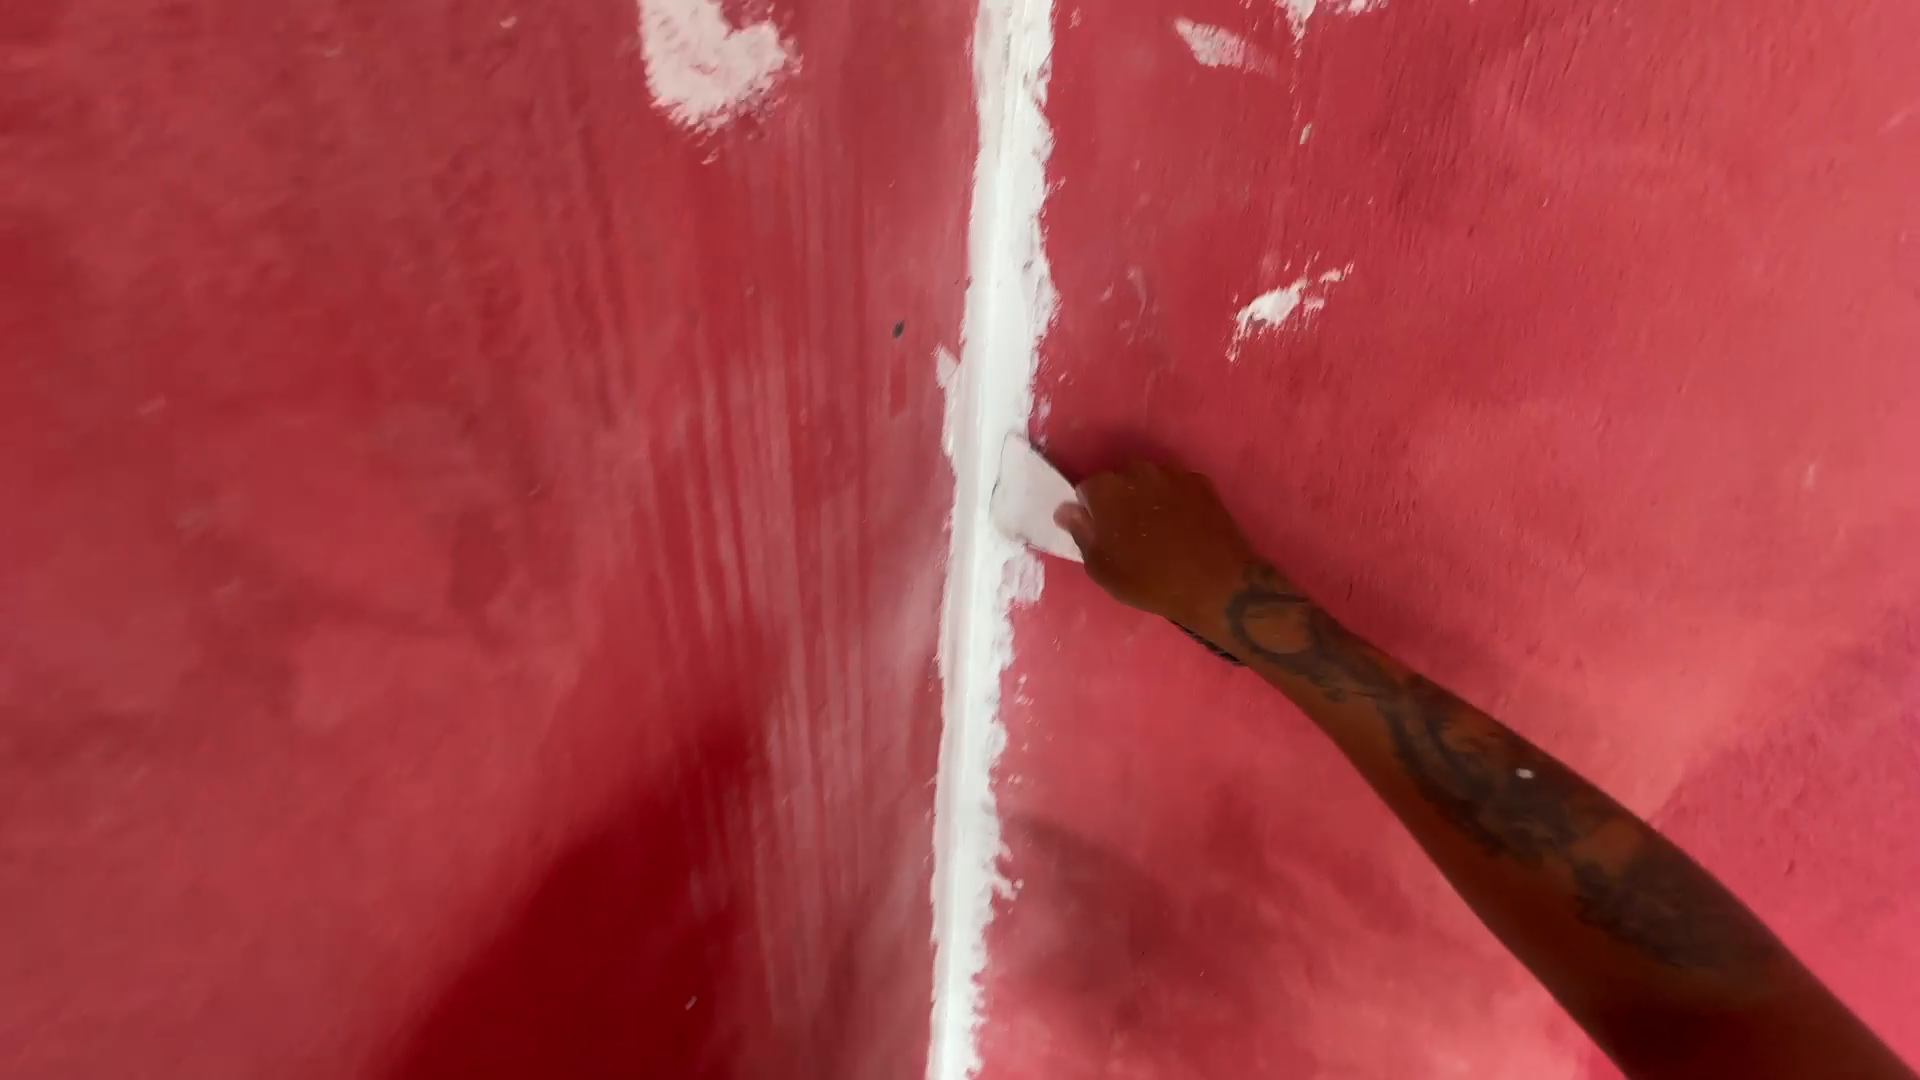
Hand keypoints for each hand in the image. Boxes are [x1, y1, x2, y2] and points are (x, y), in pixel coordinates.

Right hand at [1053, 461, 1258, 627]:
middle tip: (1126, 534)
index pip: (1085, 490)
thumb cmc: (1148, 580)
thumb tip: (1067, 510)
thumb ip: (1081, 532)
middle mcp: (1137, 471)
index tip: (1099, 534)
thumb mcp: (1101, 567)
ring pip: (1147, 481)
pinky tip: (1179, 526)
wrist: (1214, 584)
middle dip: (1117, 501)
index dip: (1089, 513)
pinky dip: (1172, 500)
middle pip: (1118, 481)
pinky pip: (1175, 487)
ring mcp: (1172, 474)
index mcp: (1106, 489)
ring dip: (1145, 498)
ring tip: (1155, 530)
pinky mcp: (1201, 483)